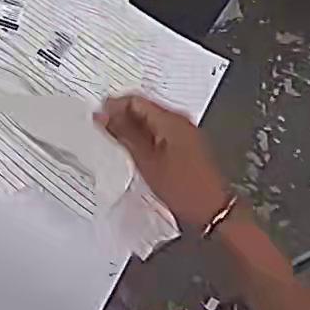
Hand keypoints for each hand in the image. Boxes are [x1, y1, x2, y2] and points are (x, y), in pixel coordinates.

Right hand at [96, 95, 232, 229]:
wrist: (211, 209)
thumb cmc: (181, 187)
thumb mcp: (145, 159)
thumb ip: (122, 133)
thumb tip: (103, 115)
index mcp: (170, 120)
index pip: (135, 100)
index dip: (113, 106)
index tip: (98, 118)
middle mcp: (180, 120)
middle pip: (143, 108)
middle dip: (121, 116)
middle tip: (103, 129)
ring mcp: (184, 131)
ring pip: (150, 120)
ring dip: (132, 127)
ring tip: (116, 141)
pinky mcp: (185, 143)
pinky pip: (159, 130)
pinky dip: (143, 136)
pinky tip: (135, 149)